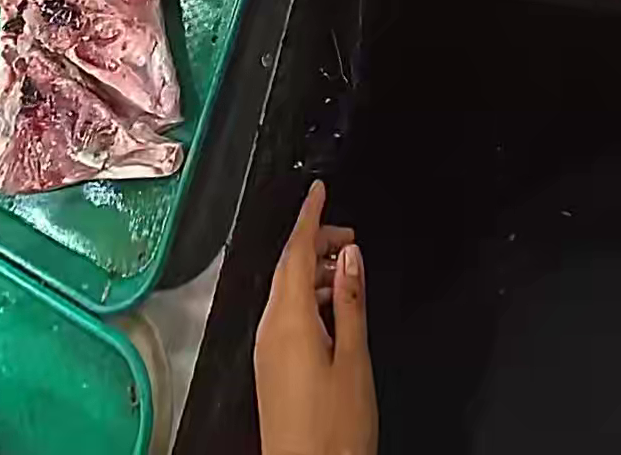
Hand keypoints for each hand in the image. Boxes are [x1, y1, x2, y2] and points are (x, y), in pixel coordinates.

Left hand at [255, 181, 375, 454]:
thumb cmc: (333, 431)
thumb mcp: (353, 360)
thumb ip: (350, 301)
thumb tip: (349, 254)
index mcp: (289, 318)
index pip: (296, 250)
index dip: (309, 216)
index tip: (318, 190)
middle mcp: (270, 326)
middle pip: (289, 265)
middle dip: (316, 241)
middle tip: (348, 237)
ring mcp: (267, 346)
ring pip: (288, 287)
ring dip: (314, 269)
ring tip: (346, 270)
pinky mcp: (272, 363)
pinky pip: (286, 310)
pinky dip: (308, 294)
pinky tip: (332, 305)